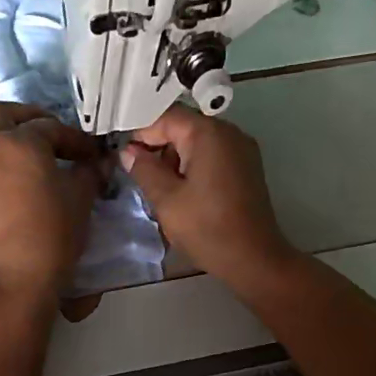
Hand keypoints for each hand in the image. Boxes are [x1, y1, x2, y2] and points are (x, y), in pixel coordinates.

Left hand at [0, 102, 103, 296]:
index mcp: (20, 142)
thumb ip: (89, 172)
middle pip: (0, 115)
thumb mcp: (81, 197)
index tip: (92, 154)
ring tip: (7, 150)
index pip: (52, 128)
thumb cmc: (54, 231)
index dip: (75, 139)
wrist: (20, 276)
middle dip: (25, 119)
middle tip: (49, 136)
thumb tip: (98, 163)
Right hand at [122, 103, 300, 286]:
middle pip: (184, 127)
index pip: (167, 116)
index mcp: (209, 134)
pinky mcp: (245, 169)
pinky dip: (192, 167)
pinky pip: (212, 157)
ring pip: (197, 143)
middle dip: (158, 147)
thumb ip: (144, 170)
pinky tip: (182, 193)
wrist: (252, 258)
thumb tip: (129, 152)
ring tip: (158, 189)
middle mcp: (229, 133)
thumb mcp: (166, 200)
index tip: (123, 154)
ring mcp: (241, 150)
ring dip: (174, 159)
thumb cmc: (206, 228)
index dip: (141, 132)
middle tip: (138, 174)